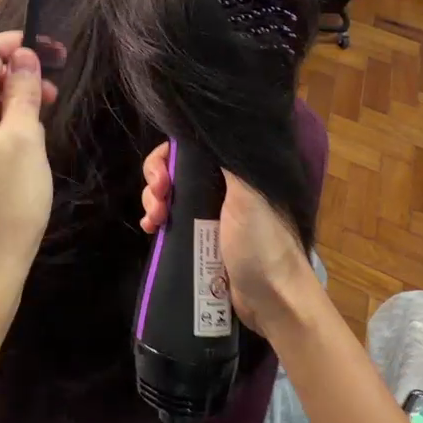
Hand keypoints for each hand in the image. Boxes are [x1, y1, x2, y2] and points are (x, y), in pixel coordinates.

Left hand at [0, 32, 57, 300]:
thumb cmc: (10, 202)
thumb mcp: (25, 140)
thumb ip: (22, 92)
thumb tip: (23, 55)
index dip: (17, 43)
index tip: (53, 50)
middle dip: (18, 69)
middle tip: (55, 84)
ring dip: (14, 94)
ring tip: (47, 108)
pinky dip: (5, 117)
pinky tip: (28, 133)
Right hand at [139, 142, 314, 335]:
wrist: (272, 299)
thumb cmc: (262, 243)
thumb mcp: (248, 195)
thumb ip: (228, 159)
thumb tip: (207, 123)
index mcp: (233, 171)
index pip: (192, 147)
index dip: (169, 155)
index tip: (162, 176)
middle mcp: (221, 186)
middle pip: (176, 168)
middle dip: (156, 179)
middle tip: (156, 200)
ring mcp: (209, 213)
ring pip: (169, 193)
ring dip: (152, 201)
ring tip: (153, 221)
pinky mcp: (200, 238)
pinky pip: (170, 219)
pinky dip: (156, 220)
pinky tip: (150, 229)